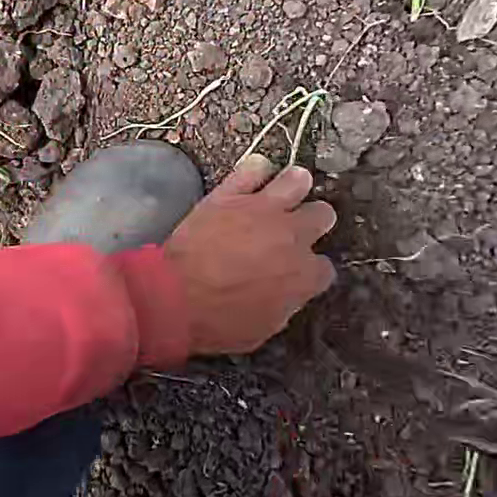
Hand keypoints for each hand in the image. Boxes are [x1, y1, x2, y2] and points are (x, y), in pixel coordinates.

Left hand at [159, 155, 335, 354]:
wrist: (174, 296)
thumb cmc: (217, 321)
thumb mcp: (264, 328)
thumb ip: (284, 304)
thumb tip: (285, 293)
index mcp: (304, 275)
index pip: (323, 266)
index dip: (307, 268)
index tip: (293, 270)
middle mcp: (292, 237)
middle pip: (321, 216)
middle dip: (312, 222)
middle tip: (294, 226)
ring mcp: (261, 210)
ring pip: (296, 181)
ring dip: (294, 185)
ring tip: (286, 188)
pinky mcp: (229, 195)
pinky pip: (251, 169)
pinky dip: (255, 169)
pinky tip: (255, 171)